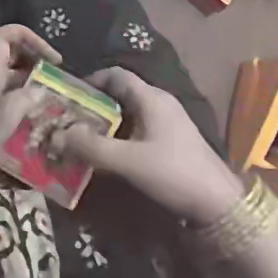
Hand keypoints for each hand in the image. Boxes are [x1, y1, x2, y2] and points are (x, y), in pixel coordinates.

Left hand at [0, 25, 60, 188]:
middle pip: (12, 52)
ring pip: (13, 73)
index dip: (29, 37)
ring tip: (55, 97)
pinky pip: (10, 92)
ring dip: (34, 79)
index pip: (3, 36)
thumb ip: (20, 102)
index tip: (51, 58)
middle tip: (58, 79)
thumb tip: (41, 90)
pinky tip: (40, 114)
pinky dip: (27, 96)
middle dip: (37, 59)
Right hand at [52, 67, 244, 225]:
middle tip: (70, 121)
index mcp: (151, 98)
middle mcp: (160, 102)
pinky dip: (120, 135)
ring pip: (129, 112)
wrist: (218, 203)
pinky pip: (139, 127)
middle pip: (121, 93)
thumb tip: (59, 134)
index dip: (91, 81)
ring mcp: (168, 121)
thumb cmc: (173, 173)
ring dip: (106, 123)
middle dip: (94, 105)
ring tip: (82, 139)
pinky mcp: (171, 139)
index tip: (70, 97)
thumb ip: (92, 147)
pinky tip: (108, 153)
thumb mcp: (128, 161)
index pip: (116, 74)